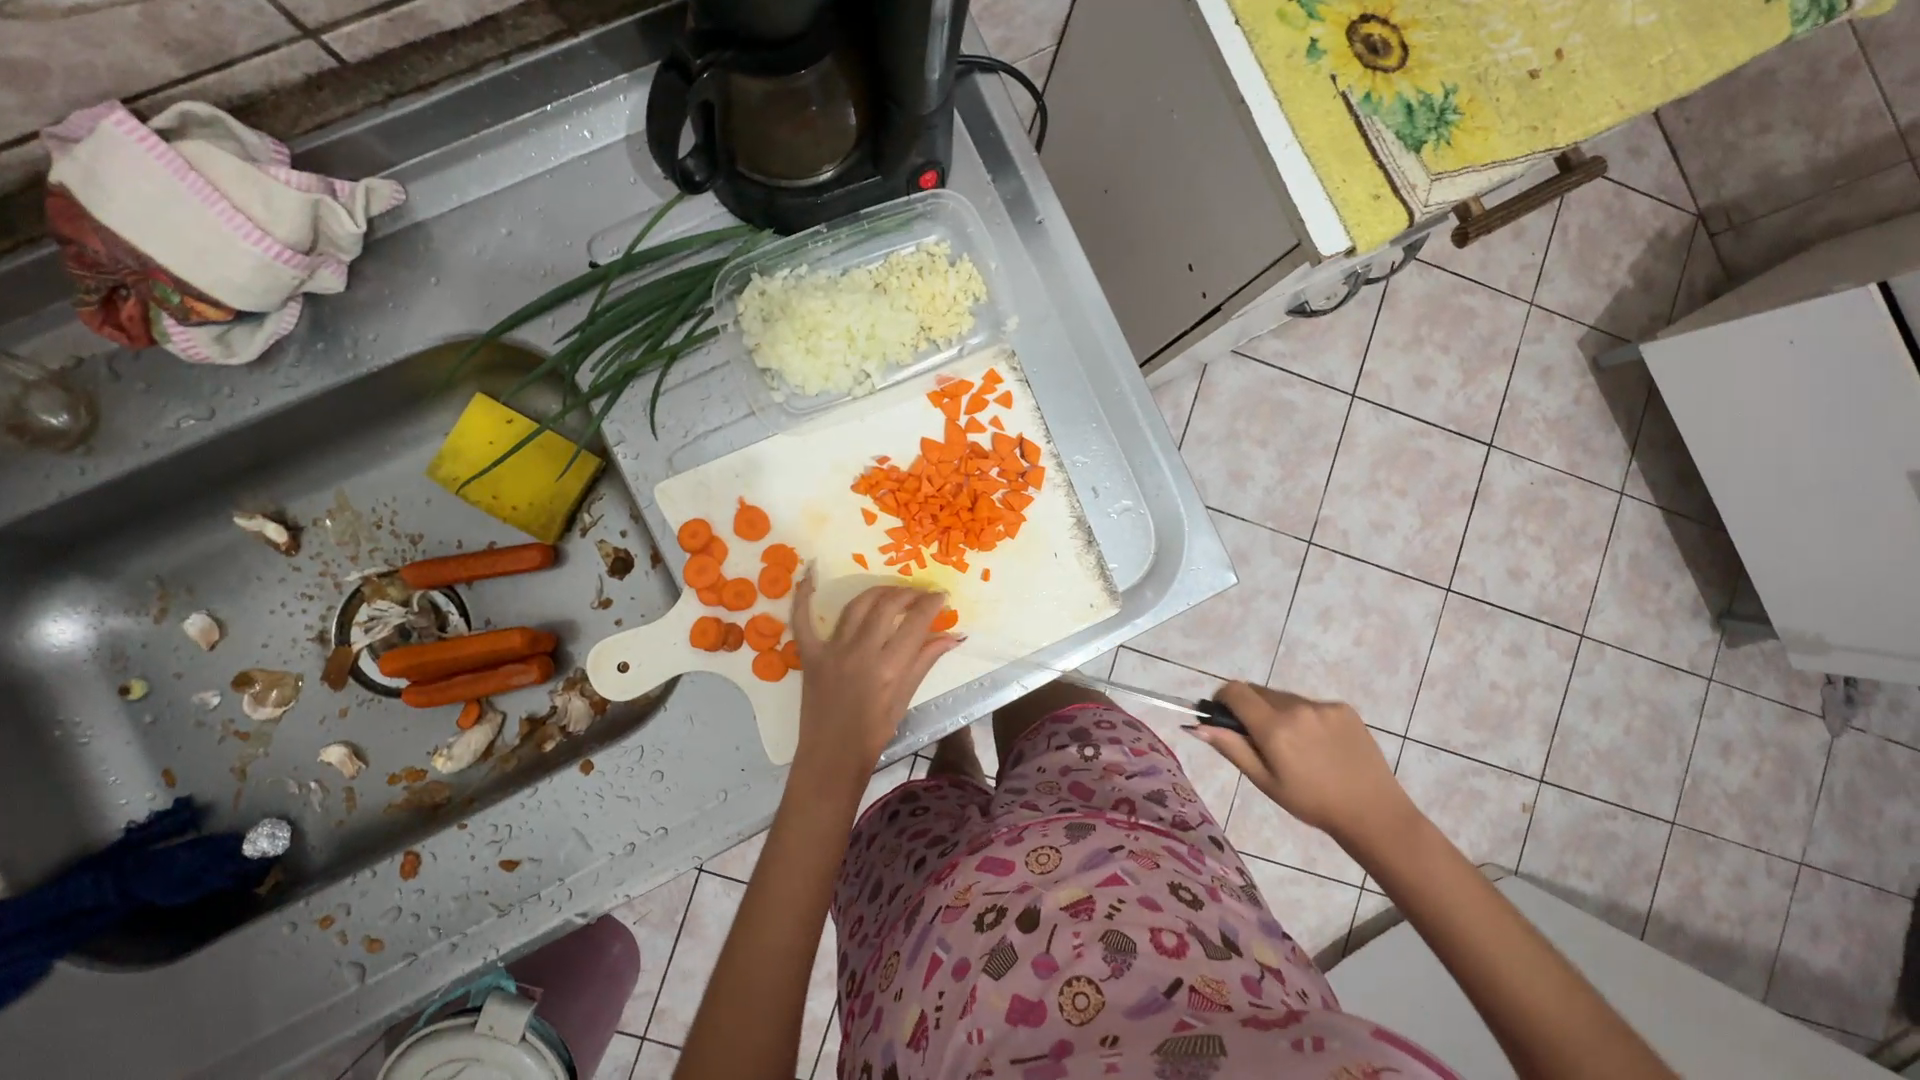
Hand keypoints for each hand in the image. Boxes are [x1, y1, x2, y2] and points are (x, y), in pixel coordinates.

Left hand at [790, 572, 960, 778]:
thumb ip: (925, 661)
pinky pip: (802, 619)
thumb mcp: (905, 698)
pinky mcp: (810, 654)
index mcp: (889, 667)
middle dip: (909, 593)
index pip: (916, 621)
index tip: (941, 596)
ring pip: (857, 605)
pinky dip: (804, 595)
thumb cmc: (873, 733)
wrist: (831, 756)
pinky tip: (810, 573)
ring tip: (893, 592)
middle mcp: (860, 652)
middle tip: (920, 594)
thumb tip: (953, 635)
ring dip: (879, 592)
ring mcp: (832, 650)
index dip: (931, 603)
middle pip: (888, 605)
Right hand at [1191, 682, 1421, 847]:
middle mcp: (1297, 707)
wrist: (1371, 810)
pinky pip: (1310, 704)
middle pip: (1258, 692)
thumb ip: (1232, 748)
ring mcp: (1323, 706)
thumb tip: (1198, 726)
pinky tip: (1318, 745)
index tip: (1222, 717)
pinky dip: (1304, 717)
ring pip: (1285, 698)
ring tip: (1294, 748)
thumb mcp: (1264, 781)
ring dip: (1277, 712)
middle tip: (1260, 741)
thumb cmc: (1310, 802)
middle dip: (1250, 708)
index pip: (1235, 691)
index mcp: (1274, 728)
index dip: (1222, 699)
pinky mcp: (1344, 708)